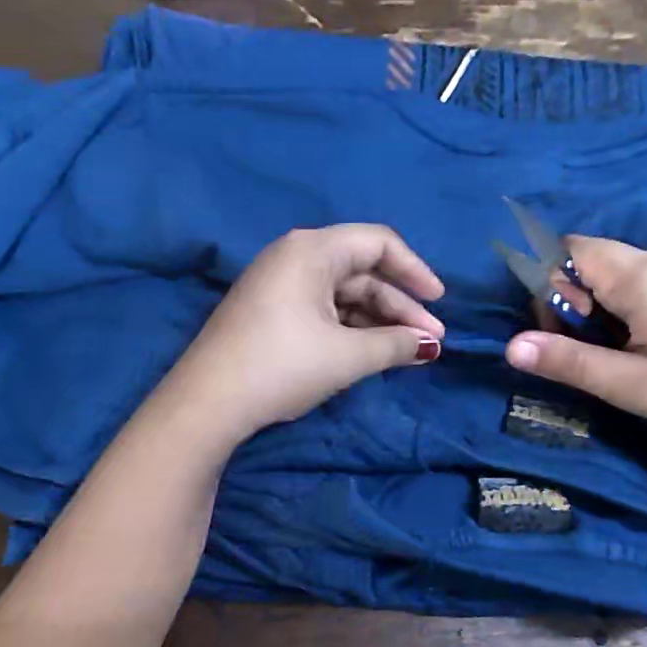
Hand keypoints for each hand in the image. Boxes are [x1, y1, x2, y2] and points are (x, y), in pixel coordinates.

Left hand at [163, 225, 444, 439]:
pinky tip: (373, 352)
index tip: (439, 302)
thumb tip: (432, 347)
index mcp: (312, 250)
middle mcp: (295, 257)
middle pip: (362, 270)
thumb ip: (396, 345)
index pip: (378, 243)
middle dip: (400, 306)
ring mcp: (280, 284)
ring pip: (344, 293)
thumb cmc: (282, 366)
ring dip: (378, 321)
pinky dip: (351, 328)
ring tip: (409, 352)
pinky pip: (323, 309)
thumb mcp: (347, 356)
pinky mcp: (271, 311)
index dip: (415, 271)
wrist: (207, 403)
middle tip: (430, 342)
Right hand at [504, 235, 646, 439]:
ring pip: (604, 271)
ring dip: (589, 306)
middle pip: (582, 257)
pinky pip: (628, 282)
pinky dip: (612, 308)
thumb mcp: (631, 384)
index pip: (565, 251)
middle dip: (564, 297)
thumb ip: (568, 362)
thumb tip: (509, 347)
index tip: (561, 332)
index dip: (546, 287)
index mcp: (637, 276)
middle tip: (580, 346)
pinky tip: (631, 346)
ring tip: (606, 351)